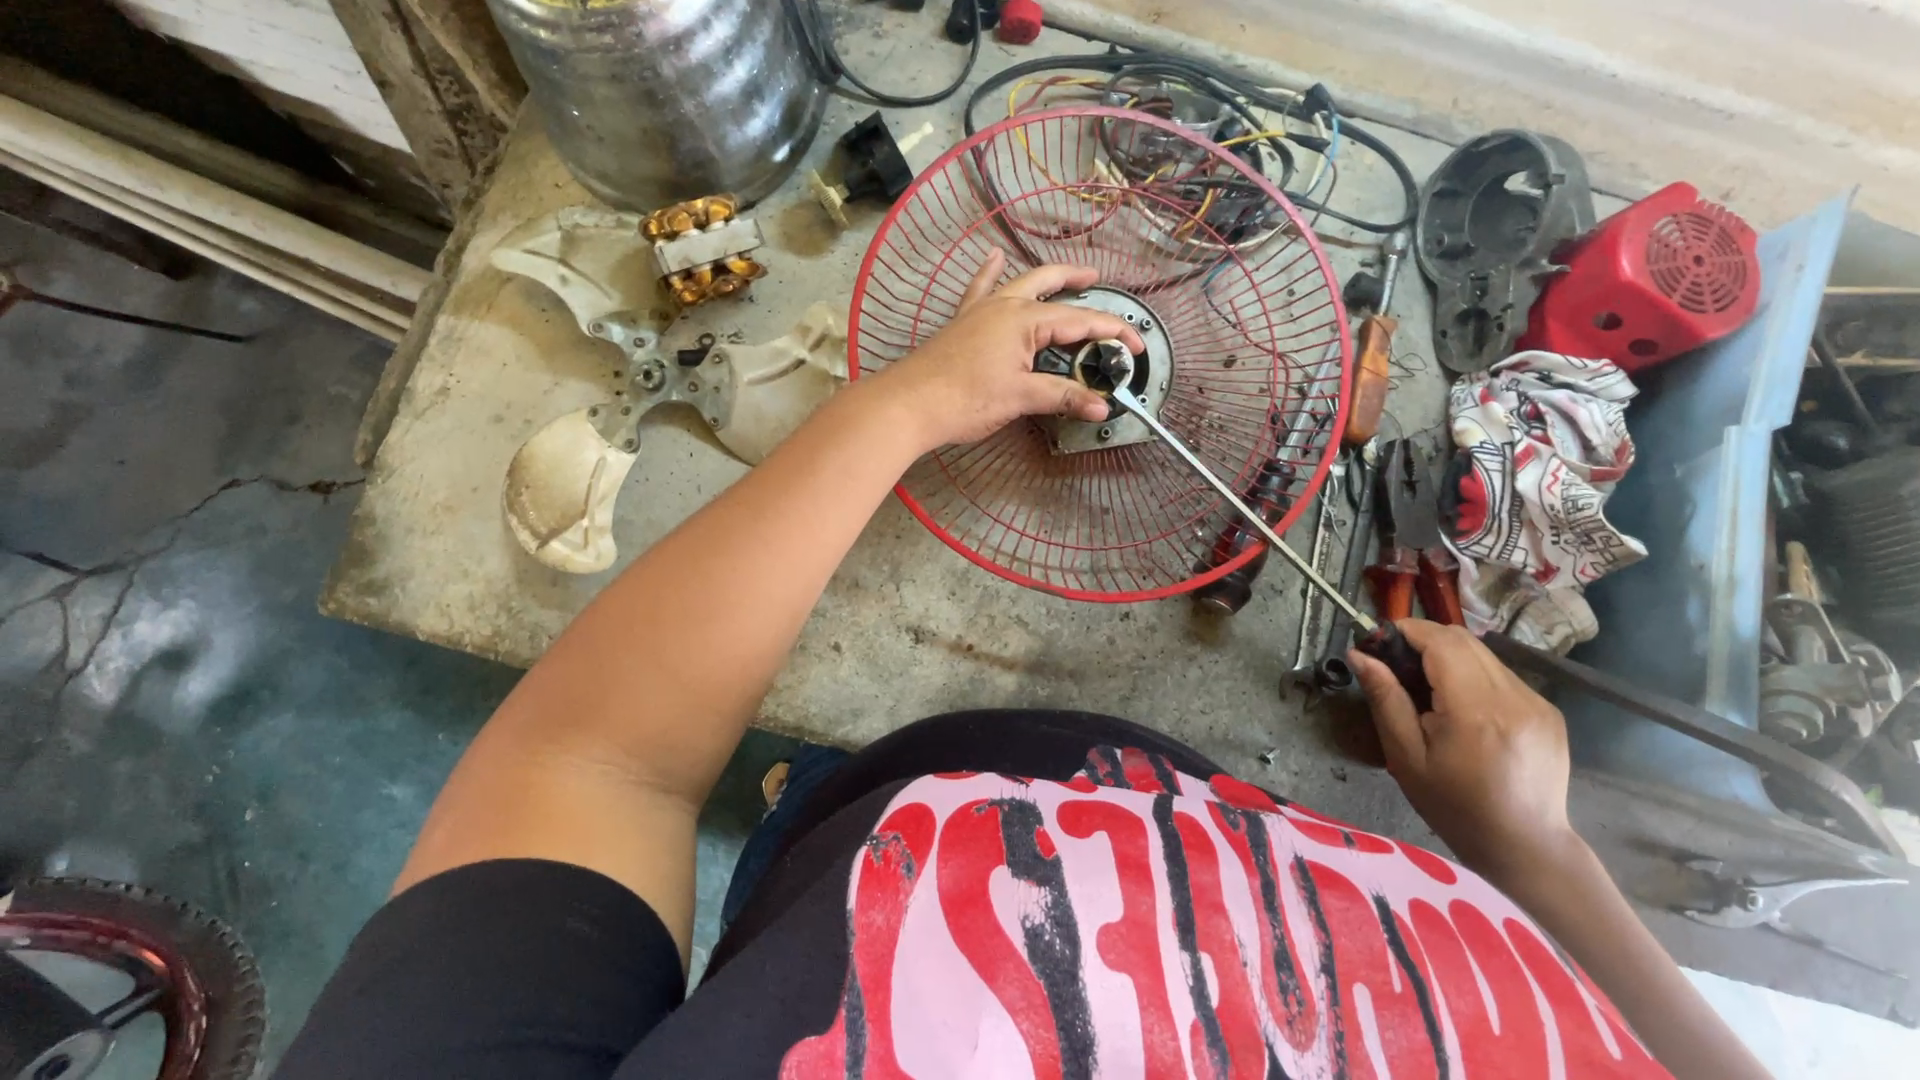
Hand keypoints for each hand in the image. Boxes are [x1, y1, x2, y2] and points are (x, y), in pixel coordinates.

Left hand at [869, 250, 1146, 448]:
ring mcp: (979, 311)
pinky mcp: (962, 322)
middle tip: (1098, 280)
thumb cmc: (964, 399)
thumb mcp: (1021, 397)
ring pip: (1018, 282)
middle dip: (1076, 281)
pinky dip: (989, 272)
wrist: (909, 404)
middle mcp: (1003, 306)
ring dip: (1043, 277)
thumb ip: (1063, 397)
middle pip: (1049, 284)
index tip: (1135, 344)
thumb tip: (1100, 406)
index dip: (1112, 331)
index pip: (1080, 321)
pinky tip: (992, 257)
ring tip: (1061, 272)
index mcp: (1024, 320)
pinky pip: (980, 288)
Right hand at [1349, 620, 1579, 882]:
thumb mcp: (1406, 756)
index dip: (1406, 630)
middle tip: (1394, 663)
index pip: (1442, 641)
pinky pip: (1502, 676)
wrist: (1524, 845)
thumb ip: (1385, 699)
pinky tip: (1461, 709)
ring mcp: (1538, 702)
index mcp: (1476, 709)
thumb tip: (1359, 655)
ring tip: (1426, 689)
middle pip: (1463, 640)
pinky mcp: (1549, 711)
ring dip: (1448, 658)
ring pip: (1483, 655)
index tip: (1377, 641)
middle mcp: (1514, 696)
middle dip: (1423, 640)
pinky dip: (1473, 677)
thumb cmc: (1453, 806)